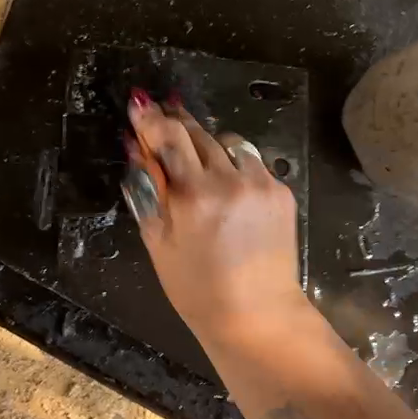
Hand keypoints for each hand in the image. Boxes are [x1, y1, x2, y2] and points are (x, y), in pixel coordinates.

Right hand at [126, 95, 309, 346]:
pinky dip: (232, 164)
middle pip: (197, 132)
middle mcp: (229, 181)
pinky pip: (250, 161)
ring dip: (206, 143)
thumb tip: (137, 150)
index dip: (150, 117)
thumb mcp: (158, 241)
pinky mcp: (281, 191)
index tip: (139, 101)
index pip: (168, 137)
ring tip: (195, 159)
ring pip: (226, 141)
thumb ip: (148, 191)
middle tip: (159, 113)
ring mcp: (260, 183)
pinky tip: (225, 185)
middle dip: (175, 122)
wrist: (258, 317)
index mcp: (193, 196)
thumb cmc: (196, 288)